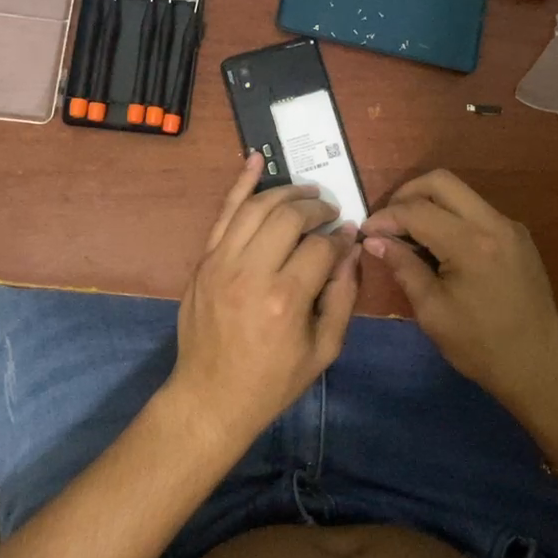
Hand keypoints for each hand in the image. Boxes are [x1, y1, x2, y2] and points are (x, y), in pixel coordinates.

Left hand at [167, 153, 359, 447]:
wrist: (210, 397)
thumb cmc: (272, 381)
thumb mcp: (323, 350)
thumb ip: (343, 297)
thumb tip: (353, 251)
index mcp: (285, 299)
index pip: (320, 247)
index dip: (339, 237)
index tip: (348, 236)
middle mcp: (252, 273)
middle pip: (289, 217)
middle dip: (316, 208)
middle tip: (329, 212)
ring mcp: (222, 263)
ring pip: (257, 207)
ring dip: (286, 193)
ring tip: (306, 193)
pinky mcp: (204, 261)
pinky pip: (223, 213)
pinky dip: (240, 183)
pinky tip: (256, 160)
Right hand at [361, 170, 557, 425]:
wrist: (540, 368)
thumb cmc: (480, 347)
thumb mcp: (432, 311)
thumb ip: (403, 267)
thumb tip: (374, 240)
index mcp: (472, 244)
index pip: (417, 210)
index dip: (386, 217)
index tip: (366, 232)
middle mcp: (494, 223)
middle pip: (441, 181)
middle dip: (406, 195)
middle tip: (387, 222)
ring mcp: (510, 226)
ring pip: (460, 192)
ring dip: (429, 203)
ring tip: (408, 233)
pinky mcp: (517, 235)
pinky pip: (476, 209)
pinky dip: (450, 215)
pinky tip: (438, 243)